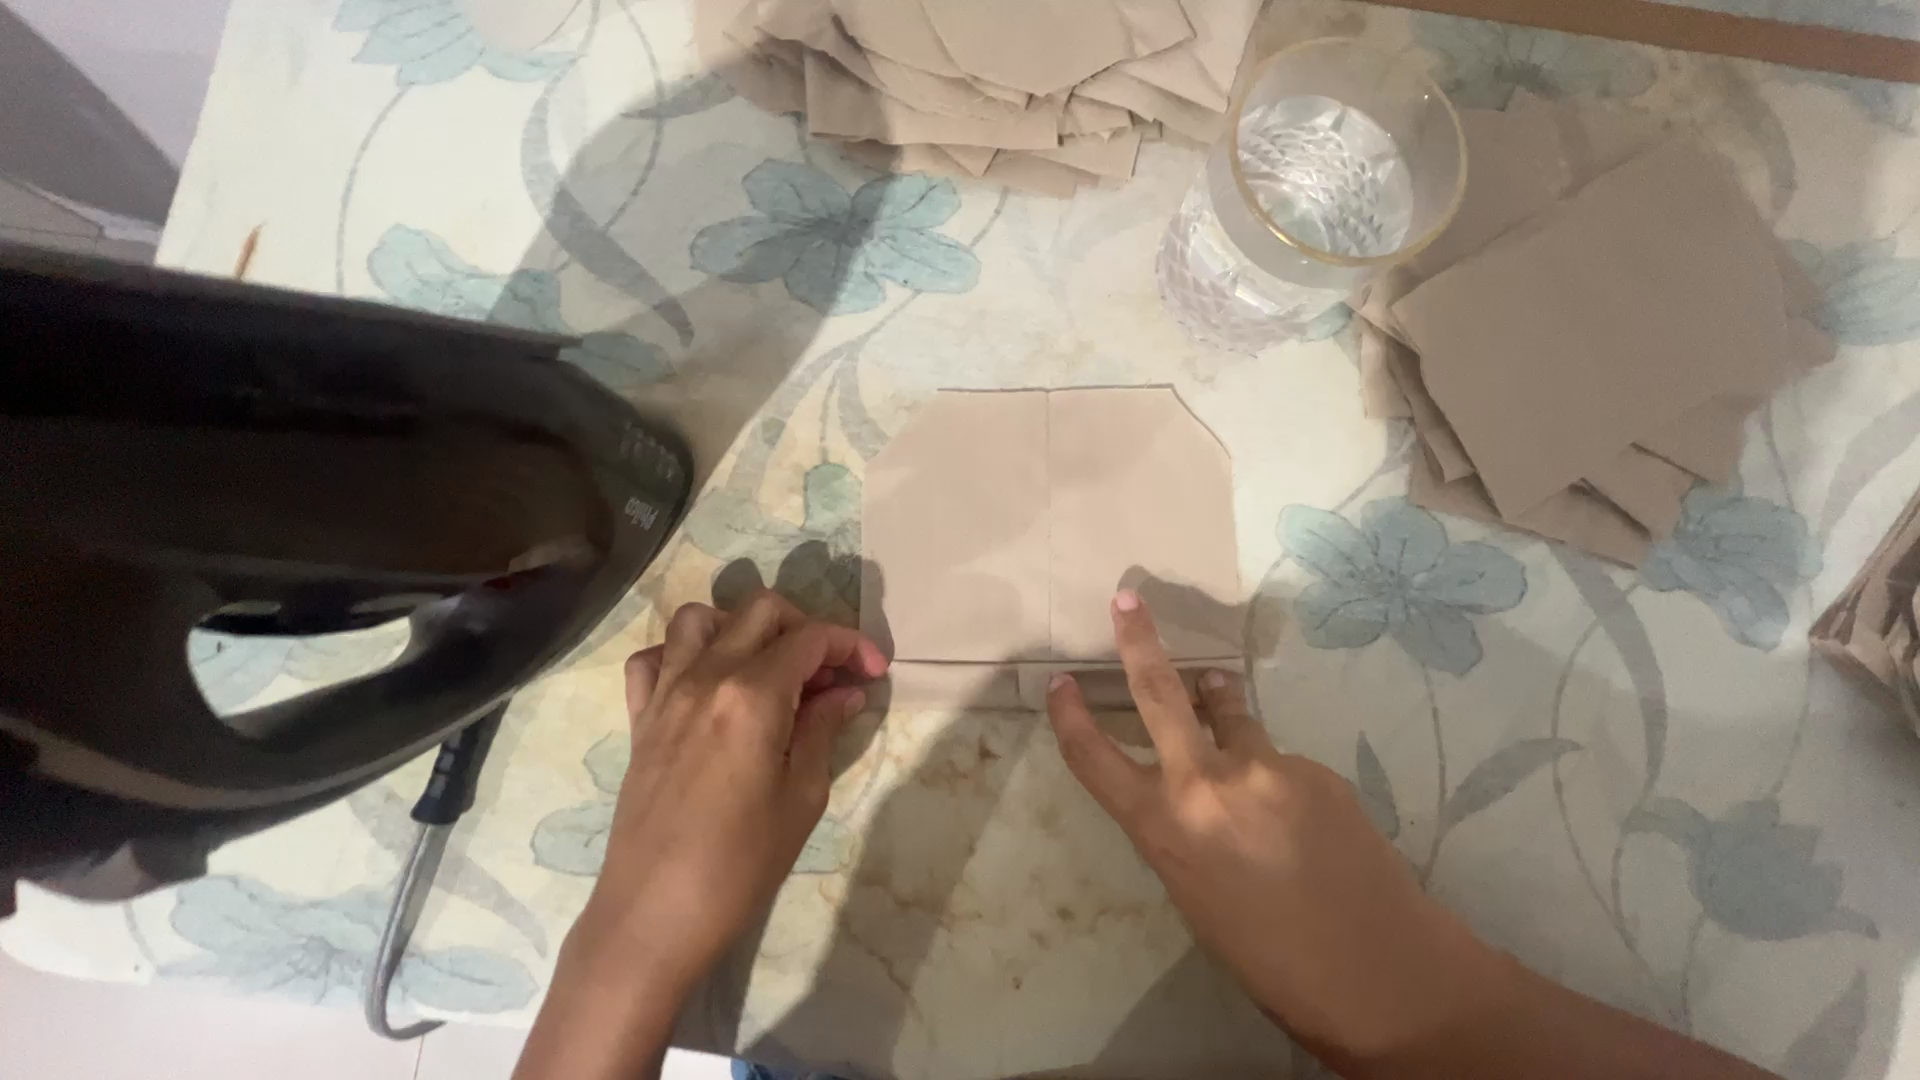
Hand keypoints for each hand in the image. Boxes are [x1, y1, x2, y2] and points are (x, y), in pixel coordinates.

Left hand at [574, 589, 888, 995]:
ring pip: (700, 618)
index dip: (851, 645)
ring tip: (768, 669)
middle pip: (761, 611)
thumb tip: (846, 692)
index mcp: (753, 695)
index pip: (811, 638)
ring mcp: (665, 693)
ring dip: (742, 628)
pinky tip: (708, 684)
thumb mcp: (802, 797)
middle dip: (806, 627)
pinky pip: (655, 658)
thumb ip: (823, 729)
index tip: (875, 671)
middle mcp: (706, 676)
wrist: (653, 916)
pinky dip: (684, 653)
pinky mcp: (639, 718)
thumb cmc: (740, 864)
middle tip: (828, 674)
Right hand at [1045, 590, 1514, 1064]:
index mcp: (1164, 827)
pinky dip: (1277, 775)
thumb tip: (1188, 792)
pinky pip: (1281, 761)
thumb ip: (1181, 833)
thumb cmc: (1268, 957)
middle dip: (1139, 640)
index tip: (1060, 682)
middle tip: (1128, 597)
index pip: (1094, 758)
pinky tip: (1303, 816)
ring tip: (1217, 688)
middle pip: (1161, 692)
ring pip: (1231, 715)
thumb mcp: (1194, 896)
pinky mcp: (1314, 769)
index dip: (1071, 716)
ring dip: (1218, 699)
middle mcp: (1207, 783)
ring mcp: (1265, 768)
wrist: (1382, 973)